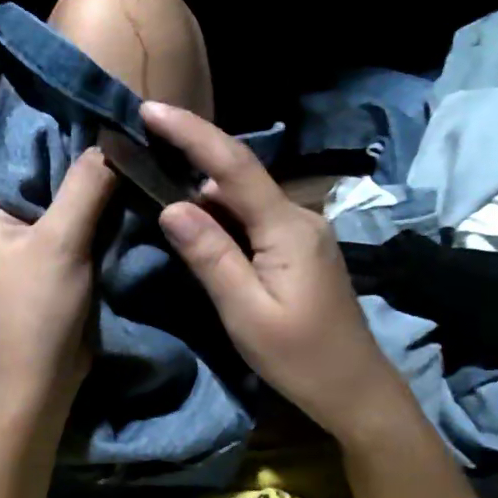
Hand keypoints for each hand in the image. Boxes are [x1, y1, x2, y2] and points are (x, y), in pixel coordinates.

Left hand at [0, 148, 116, 411]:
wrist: (39, 384)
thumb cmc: (37, 311)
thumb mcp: (61, 242)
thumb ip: (85, 186)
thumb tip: (114, 137)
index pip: (24, 150)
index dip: (65, 133)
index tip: (111, 118)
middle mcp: (0, 218)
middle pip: (48, 175)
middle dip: (86, 164)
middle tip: (132, 140)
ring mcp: (26, 242)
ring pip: (67, 202)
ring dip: (97, 192)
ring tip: (138, 163)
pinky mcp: (51, 263)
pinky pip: (76, 228)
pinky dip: (99, 218)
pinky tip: (130, 200)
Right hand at [143, 101, 409, 441]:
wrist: (354, 388)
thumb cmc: (299, 358)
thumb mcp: (246, 311)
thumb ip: (210, 256)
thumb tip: (171, 205)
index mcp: (287, 227)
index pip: (234, 166)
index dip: (191, 133)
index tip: (151, 108)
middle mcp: (299, 216)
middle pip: (238, 178)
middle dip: (190, 164)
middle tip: (142, 164)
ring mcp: (304, 231)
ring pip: (245, 201)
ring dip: (205, 200)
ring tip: (162, 205)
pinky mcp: (302, 249)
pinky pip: (255, 221)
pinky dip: (224, 221)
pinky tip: (201, 237)